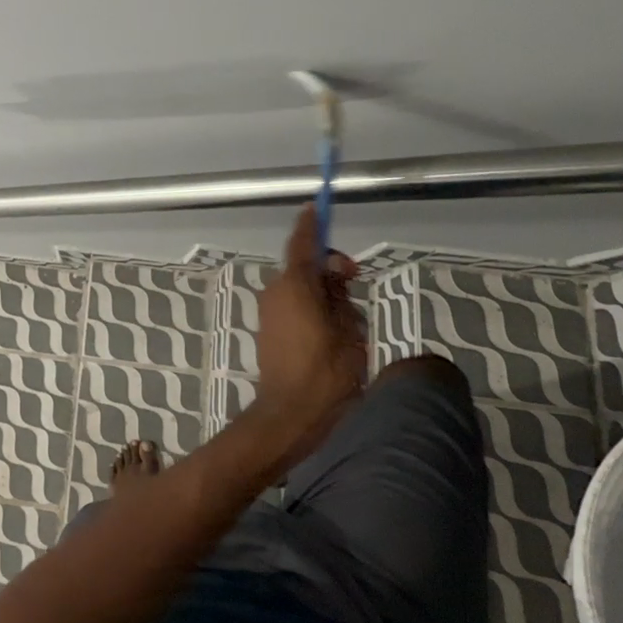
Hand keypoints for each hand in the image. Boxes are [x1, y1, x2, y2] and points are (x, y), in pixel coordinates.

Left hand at [247, 205, 368, 465]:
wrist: (290, 415)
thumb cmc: (326, 373)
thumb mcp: (348, 331)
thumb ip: (340, 295)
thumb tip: (333, 274)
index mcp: (295, 286)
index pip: (303, 245)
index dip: (311, 225)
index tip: (315, 208)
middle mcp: (276, 292)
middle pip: (305, 267)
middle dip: (329, 269)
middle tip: (354, 282)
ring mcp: (269, 312)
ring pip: (301, 289)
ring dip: (322, 294)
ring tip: (349, 322)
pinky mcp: (268, 331)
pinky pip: (294, 307)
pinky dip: (311, 308)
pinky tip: (332, 333)